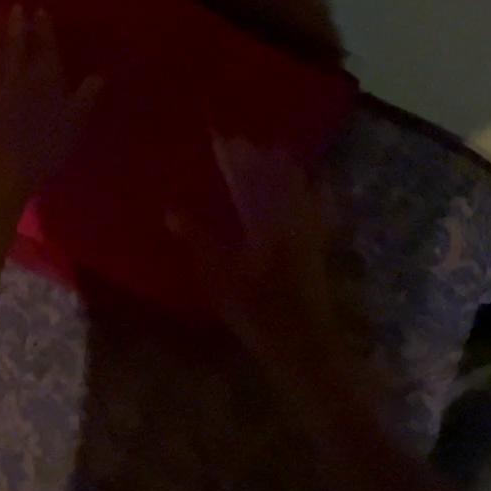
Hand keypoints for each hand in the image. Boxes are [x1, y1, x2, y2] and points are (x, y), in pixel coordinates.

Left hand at [0, 5, 102, 205]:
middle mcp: (17, 76)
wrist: (4, 171)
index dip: (43, 28)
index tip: (40, 11)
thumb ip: (85, 97)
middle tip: (14, 7)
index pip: (45, 47)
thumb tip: (99, 76)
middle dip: (16, 24)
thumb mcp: (73, 124)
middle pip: (16, 44)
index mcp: (45, 79)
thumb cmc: (44, 149)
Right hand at [175, 136, 339, 362]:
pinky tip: (309, 190)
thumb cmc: (260, 315)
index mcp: (271, 224)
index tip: (222, 139)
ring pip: (301, 191)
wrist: (307, 351)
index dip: (237, 157)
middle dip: (262, 158)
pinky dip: (310, 193)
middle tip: (243, 144)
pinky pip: (316, 209)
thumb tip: (171, 211)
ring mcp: (312, 235)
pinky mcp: (319, 250)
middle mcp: (296, 222)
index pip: (252, 179)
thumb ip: (197, 243)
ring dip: (284, 172)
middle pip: (282, 179)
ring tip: (269, 157)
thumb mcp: (219, 280)